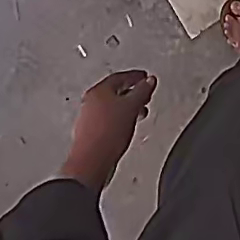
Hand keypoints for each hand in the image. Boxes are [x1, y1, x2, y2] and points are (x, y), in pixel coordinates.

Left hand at [58, 70, 156, 190]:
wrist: (92, 162)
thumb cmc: (107, 133)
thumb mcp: (131, 107)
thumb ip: (142, 91)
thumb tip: (149, 81)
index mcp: (99, 91)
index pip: (120, 77)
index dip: (135, 77)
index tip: (145, 77)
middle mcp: (91, 101)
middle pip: (115, 91)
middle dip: (132, 92)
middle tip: (145, 93)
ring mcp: (90, 117)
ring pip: (112, 106)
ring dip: (128, 107)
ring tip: (140, 111)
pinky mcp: (91, 132)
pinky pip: (109, 119)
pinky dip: (121, 118)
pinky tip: (127, 125)